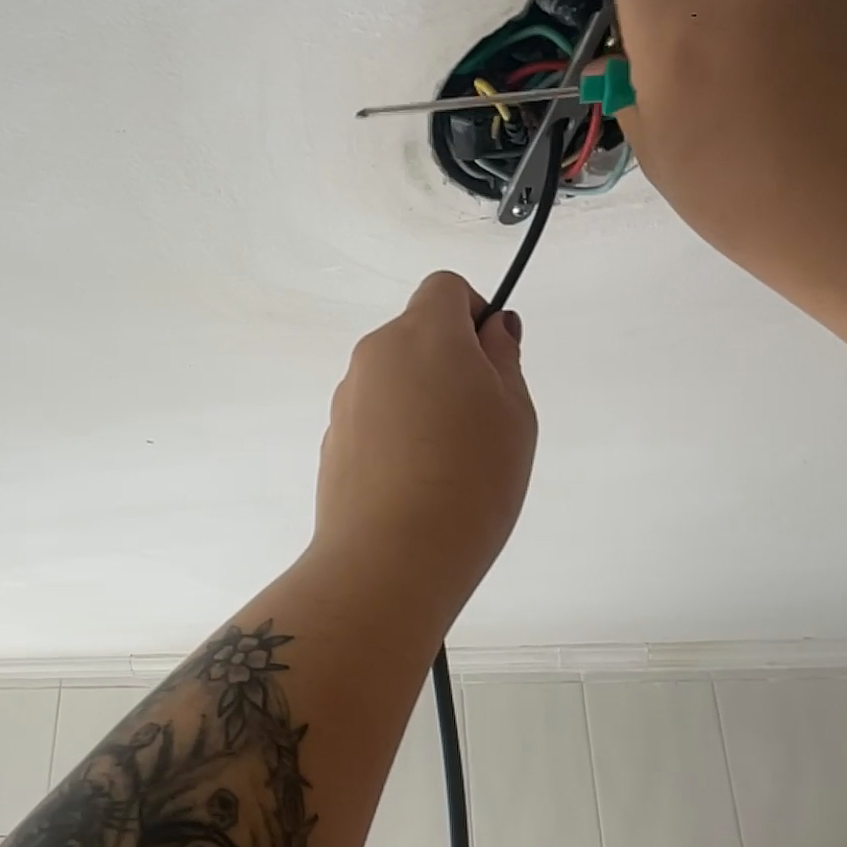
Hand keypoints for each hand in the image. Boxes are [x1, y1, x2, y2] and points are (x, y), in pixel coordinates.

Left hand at [313, 272, 536, 607]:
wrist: (391, 558)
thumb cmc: (472, 479)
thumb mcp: (515, 414)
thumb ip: (503, 359)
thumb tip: (492, 328)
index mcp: (422, 334)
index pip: (445, 288)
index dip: (475, 314)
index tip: (492, 362)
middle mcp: (374, 356)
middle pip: (416, 335)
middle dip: (450, 362)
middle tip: (480, 422)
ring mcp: (346, 400)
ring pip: (393, 380)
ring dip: (421, 400)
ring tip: (448, 463)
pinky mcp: (332, 441)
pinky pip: (373, 418)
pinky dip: (395, 433)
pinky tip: (414, 483)